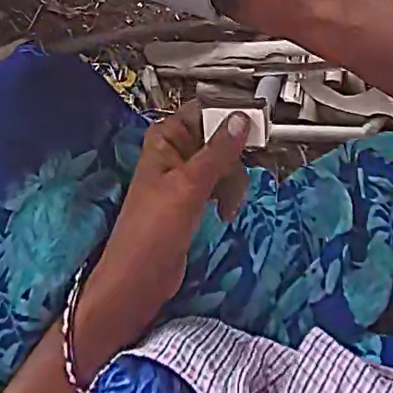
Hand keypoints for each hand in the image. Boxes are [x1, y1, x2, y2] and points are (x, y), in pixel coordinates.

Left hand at [70, 106, 251, 372]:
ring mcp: (185, 173)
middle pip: (220, 136)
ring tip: (227, 204)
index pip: (206, 110)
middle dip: (233, 160)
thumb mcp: (189, 185)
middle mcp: (176, 149)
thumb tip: (242, 119)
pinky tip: (225, 210)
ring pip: (225, 161)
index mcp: (167, 135)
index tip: (255, 129)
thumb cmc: (152, 231)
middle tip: (236, 179)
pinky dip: (228, 193)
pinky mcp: (193, 195)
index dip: (231, 118)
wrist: (138, 283)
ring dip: (233, 182)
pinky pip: (221, 182)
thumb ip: (218, 151)